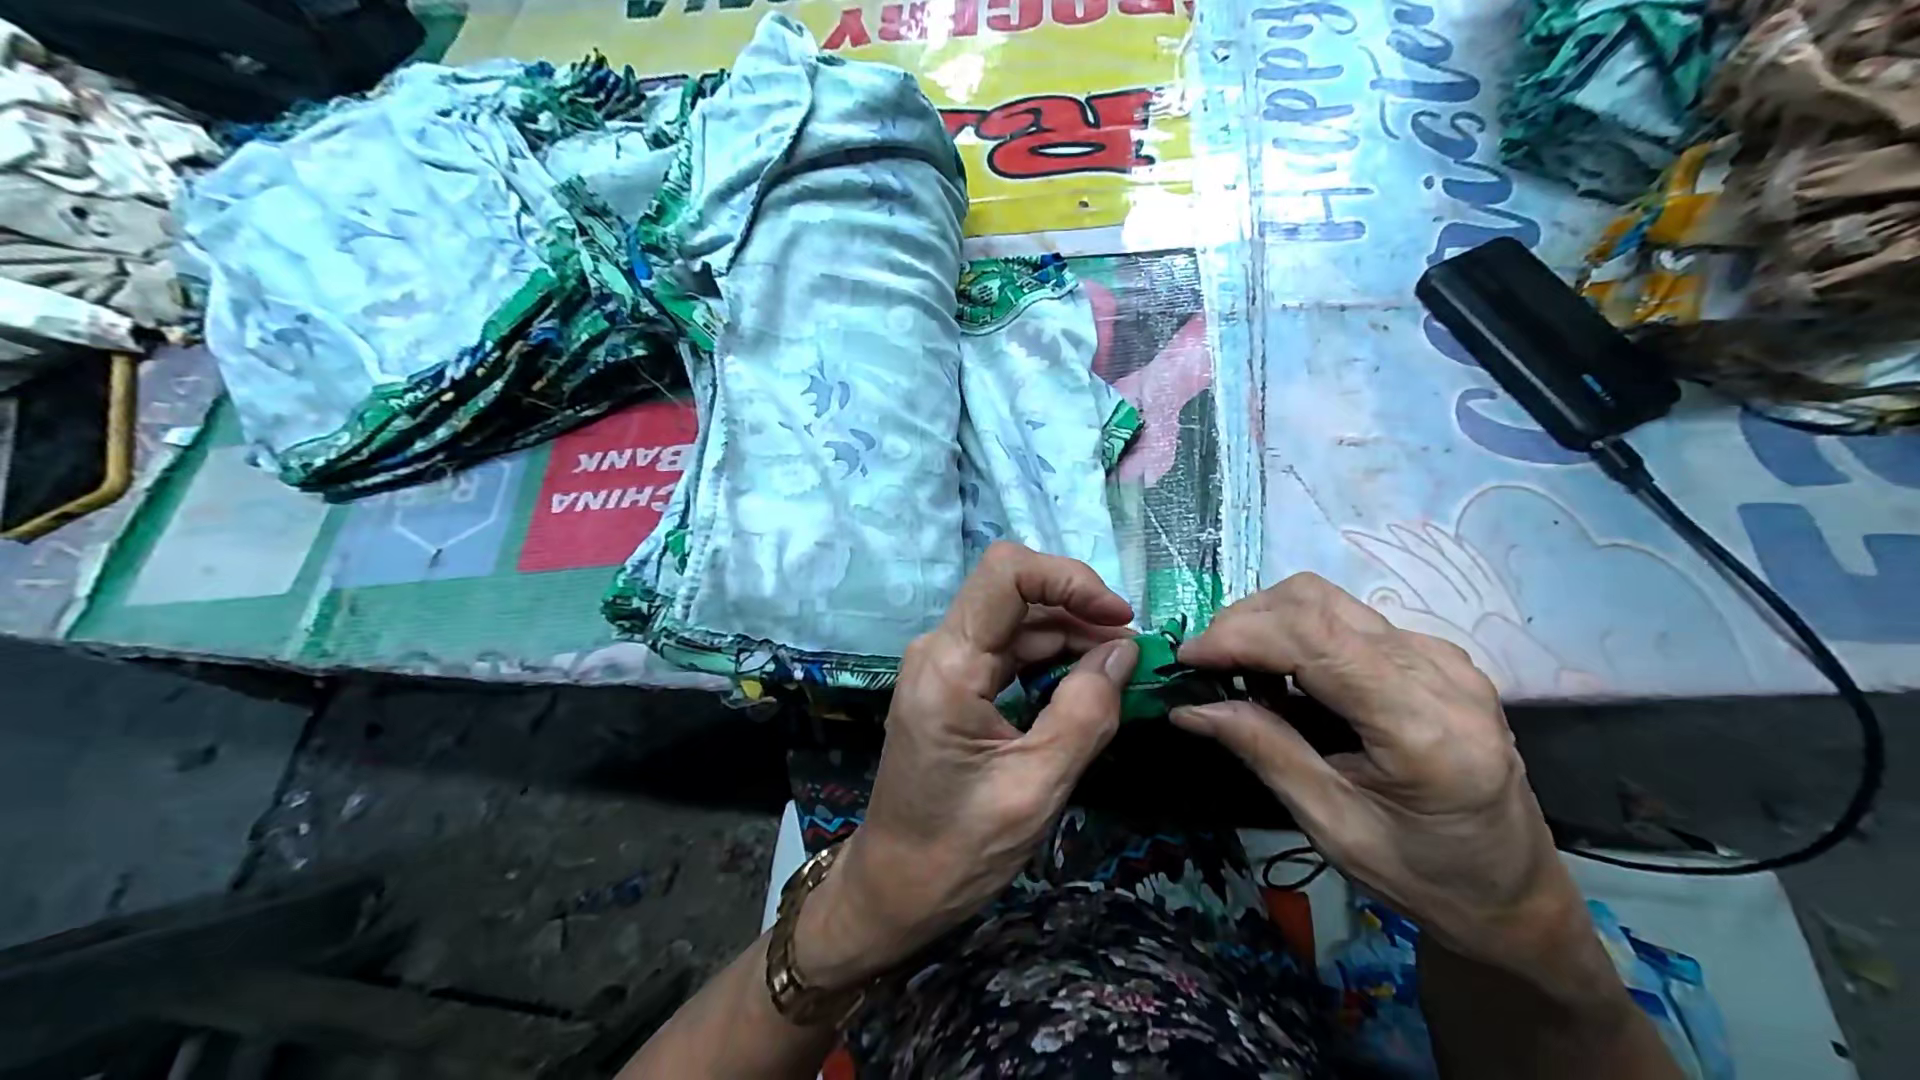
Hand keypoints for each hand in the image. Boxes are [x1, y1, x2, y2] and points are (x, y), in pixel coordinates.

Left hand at [795, 543, 1138, 988]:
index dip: (1069, 578)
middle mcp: (940, 650)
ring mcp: (944, 665)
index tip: (1118, 617)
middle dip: (1080, 611)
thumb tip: (1124, 651)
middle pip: (1015, 593)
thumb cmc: (960, 849)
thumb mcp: (1037, 786)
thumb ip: (1086, 713)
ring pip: (1017, 621)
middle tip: (1134, 655)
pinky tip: (1086, 683)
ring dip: (1072, 636)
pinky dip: (1052, 659)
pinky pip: (1009, 651)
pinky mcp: (954, 684)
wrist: (896, 887)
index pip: (1006, 573)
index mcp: (949, 666)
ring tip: (1121, 671)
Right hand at [1169, 573, 1582, 974]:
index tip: (1185, 659)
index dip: (1239, 635)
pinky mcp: (1433, 655)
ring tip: (1237, 670)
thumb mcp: (1331, 826)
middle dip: (1243, 622)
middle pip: (1316, 602)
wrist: (1513, 892)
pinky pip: (1345, 618)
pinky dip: (1294, 633)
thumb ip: (1263, 751)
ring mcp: (1441, 656)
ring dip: (1265, 622)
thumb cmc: (1424, 876)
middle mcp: (1440, 672)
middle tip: (1205, 667)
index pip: (1315, 639)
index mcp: (1423, 727)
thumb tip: (1189, 708)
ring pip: (1326, 599)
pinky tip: (1282, 675)